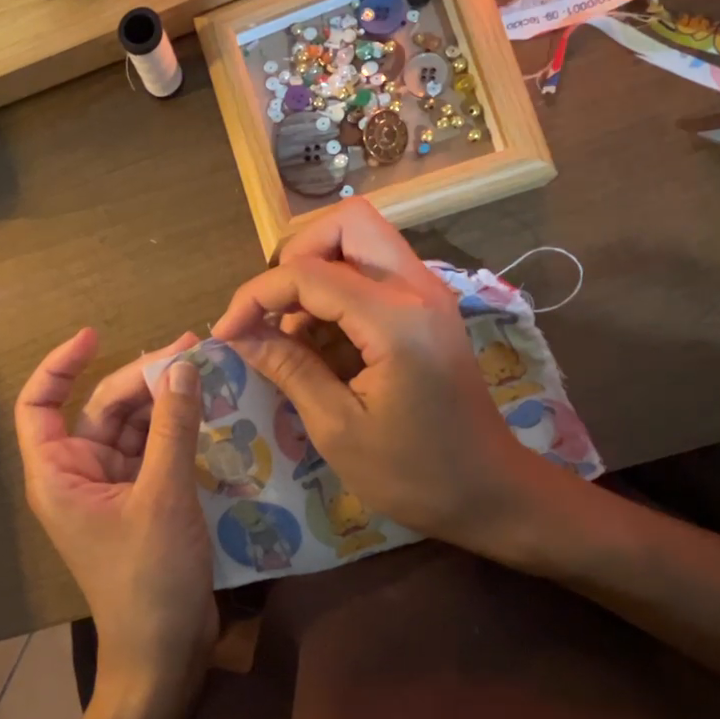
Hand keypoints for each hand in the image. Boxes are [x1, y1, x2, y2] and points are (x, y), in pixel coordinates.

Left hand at [15, 329, 215, 689]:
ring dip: (165, 401)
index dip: (59, 365)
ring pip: (133, 428)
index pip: (38, 404)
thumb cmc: (149, 578)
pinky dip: (178, 431)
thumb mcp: (163, 497)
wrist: (164, 652)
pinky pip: (154, 452)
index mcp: (59, 474)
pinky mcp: (142, 501)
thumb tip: (182, 366)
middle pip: (100, 408)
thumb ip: (173, 429)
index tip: (95, 335)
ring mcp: (111, 488)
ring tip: (209, 372)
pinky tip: (211, 410)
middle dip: (141, 379)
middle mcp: (79, 474)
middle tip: (193, 350)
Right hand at [212, 205, 554, 558]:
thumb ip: (288, 368)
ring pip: (360, 244)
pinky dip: (336, 296)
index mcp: (395, 319)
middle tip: (272, 312)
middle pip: (346, 224)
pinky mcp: (427, 312)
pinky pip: (372, 275)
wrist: (491, 493)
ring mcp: (426, 297)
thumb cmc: (414, 473)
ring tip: (292, 340)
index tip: (227, 334)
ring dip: (315, 277)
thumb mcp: (338, 427)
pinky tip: (321, 350)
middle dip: (295, 258)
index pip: (309, 272)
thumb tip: (238, 335)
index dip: (256, 296)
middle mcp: (416, 289)